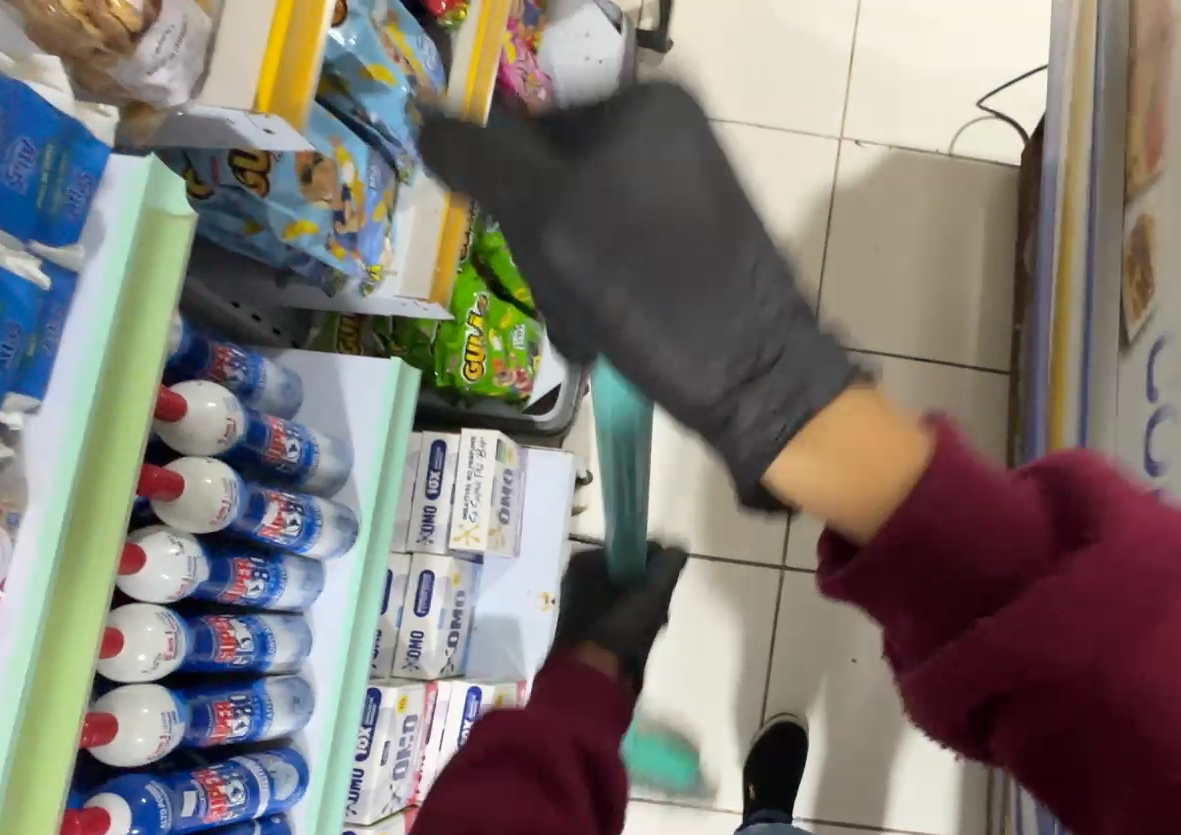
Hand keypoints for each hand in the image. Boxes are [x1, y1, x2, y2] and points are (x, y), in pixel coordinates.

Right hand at [419, 85, 864, 506]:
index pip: (529, 128)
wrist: (754, 381)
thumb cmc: (655, 296)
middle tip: (562, 298)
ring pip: (582, 231)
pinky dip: (601, 299)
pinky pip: (619, 261)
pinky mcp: (697, 251)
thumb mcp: (552, 221)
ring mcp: (688, 198)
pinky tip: (607, 336)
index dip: (508, 193)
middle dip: (545, 247)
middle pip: (556, 183)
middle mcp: (673, 141)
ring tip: (588, 328)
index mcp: (646, 106)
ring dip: (567, 285)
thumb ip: (483, 162)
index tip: (518, 245)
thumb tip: (426, 121)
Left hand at [552, 543, 688, 688]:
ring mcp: (580, 608)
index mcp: (584, 563)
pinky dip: (635, 625)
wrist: (593, 680)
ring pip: (627, 598)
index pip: (630, 548)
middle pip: (630, 574)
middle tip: (663, 608)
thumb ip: (669, 564)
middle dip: (652, 590)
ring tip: (657, 626)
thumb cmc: (621, 628)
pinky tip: (647, 638)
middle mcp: (577, 581)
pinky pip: (620, 618)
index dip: (655, 563)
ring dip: (647, 610)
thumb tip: (678, 548)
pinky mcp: (586, 632)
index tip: (667, 582)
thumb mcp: (653, 590)